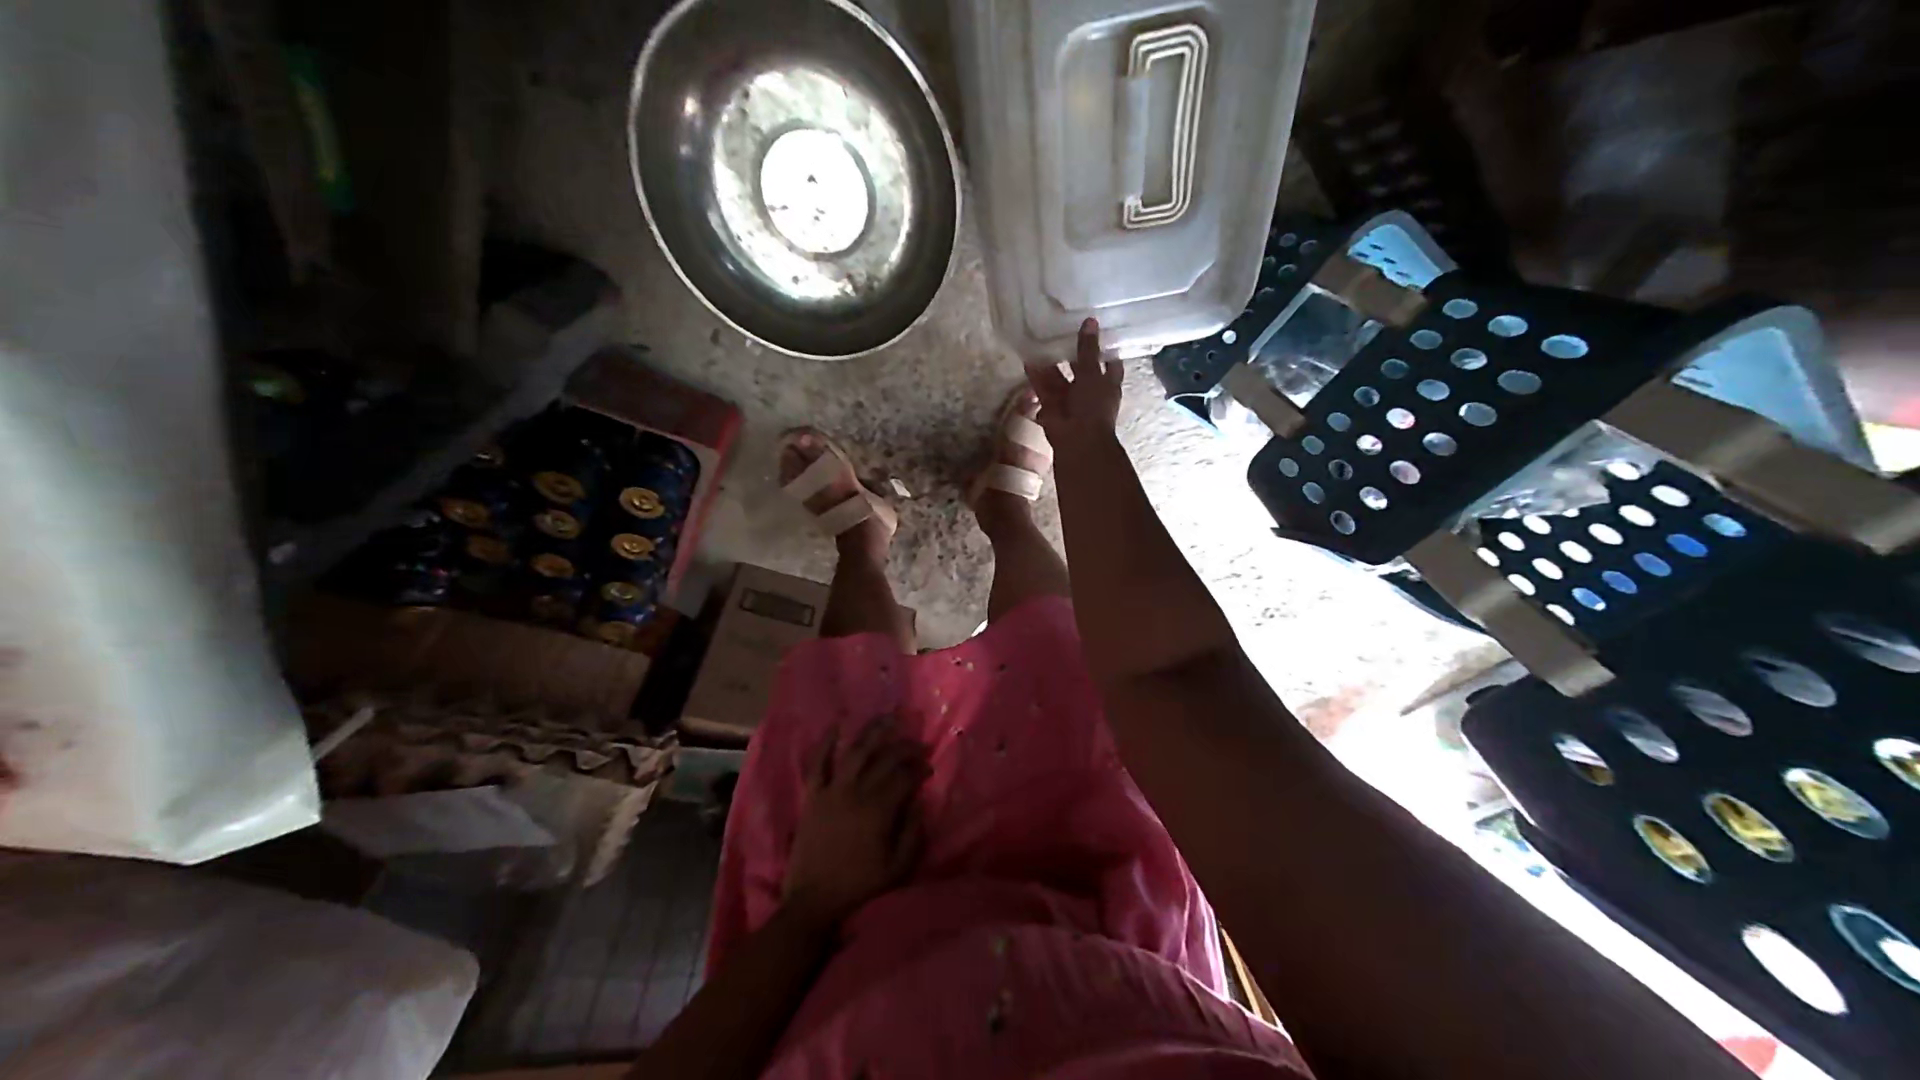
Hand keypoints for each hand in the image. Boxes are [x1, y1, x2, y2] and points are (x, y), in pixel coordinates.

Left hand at [782, 714, 928, 926]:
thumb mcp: (898, 868)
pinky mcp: (812, 796)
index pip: (904, 777)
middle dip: (904, 747)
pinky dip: (827, 742)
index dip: (919, 767)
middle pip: (884, 759)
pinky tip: (838, 726)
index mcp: (878, 810)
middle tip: (918, 743)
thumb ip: (912, 833)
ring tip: (888, 718)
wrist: (814, 903)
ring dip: (872, 732)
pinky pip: (818, 762)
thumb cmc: (860, 888)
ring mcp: (831, 791)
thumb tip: (919, 803)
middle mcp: (855, 793)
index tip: (929, 766)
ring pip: (855, 752)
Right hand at [1027, 317, 1122, 450]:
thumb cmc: (1093, 405)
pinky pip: (1044, 389)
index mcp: (1107, 384)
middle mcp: (1089, 392)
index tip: (1094, 331)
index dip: (1102, 349)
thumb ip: (1088, 349)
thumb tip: (1091, 321)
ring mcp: (1070, 401)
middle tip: (1060, 332)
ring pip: (1060, 379)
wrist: (1077, 440)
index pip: (1109, 363)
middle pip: (1081, 369)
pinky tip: (1028, 361)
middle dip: (1071, 355)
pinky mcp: (1052, 408)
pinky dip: (1037, 377)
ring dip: (1050, 365)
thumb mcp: (1092, 373)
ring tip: (1040, 342)